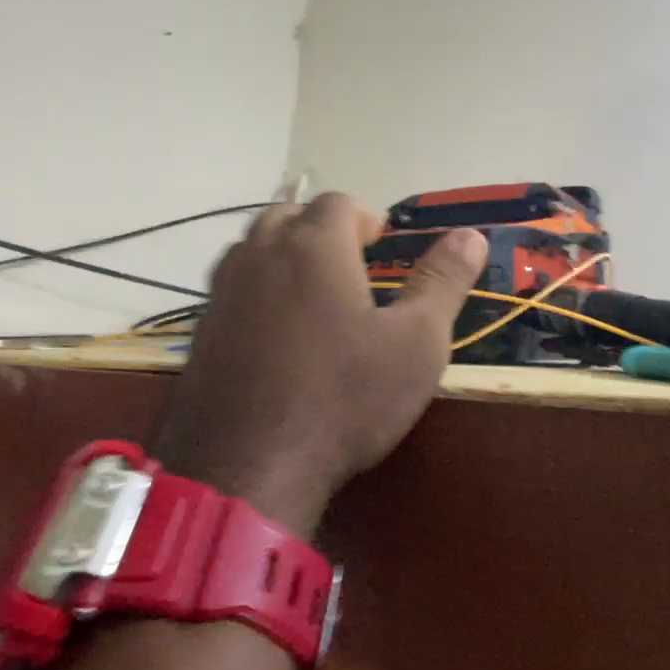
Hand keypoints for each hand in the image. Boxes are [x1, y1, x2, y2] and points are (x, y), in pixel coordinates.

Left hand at [152, 192, 487, 534]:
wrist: (249, 467)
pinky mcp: (199, 332)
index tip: (381, 246)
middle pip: (288, 216)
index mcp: (314, 246)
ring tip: (311, 294)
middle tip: (349, 265)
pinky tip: (274, 334)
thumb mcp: (417, 343)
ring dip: (282, 255)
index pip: (338, 203)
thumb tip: (470, 234)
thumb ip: (443, 283)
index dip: (365, 218)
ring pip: (252, 249)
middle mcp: (260, 255)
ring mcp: (221, 293)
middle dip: (320, 229)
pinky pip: (230, 290)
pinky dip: (255, 292)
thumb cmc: (345, 399)